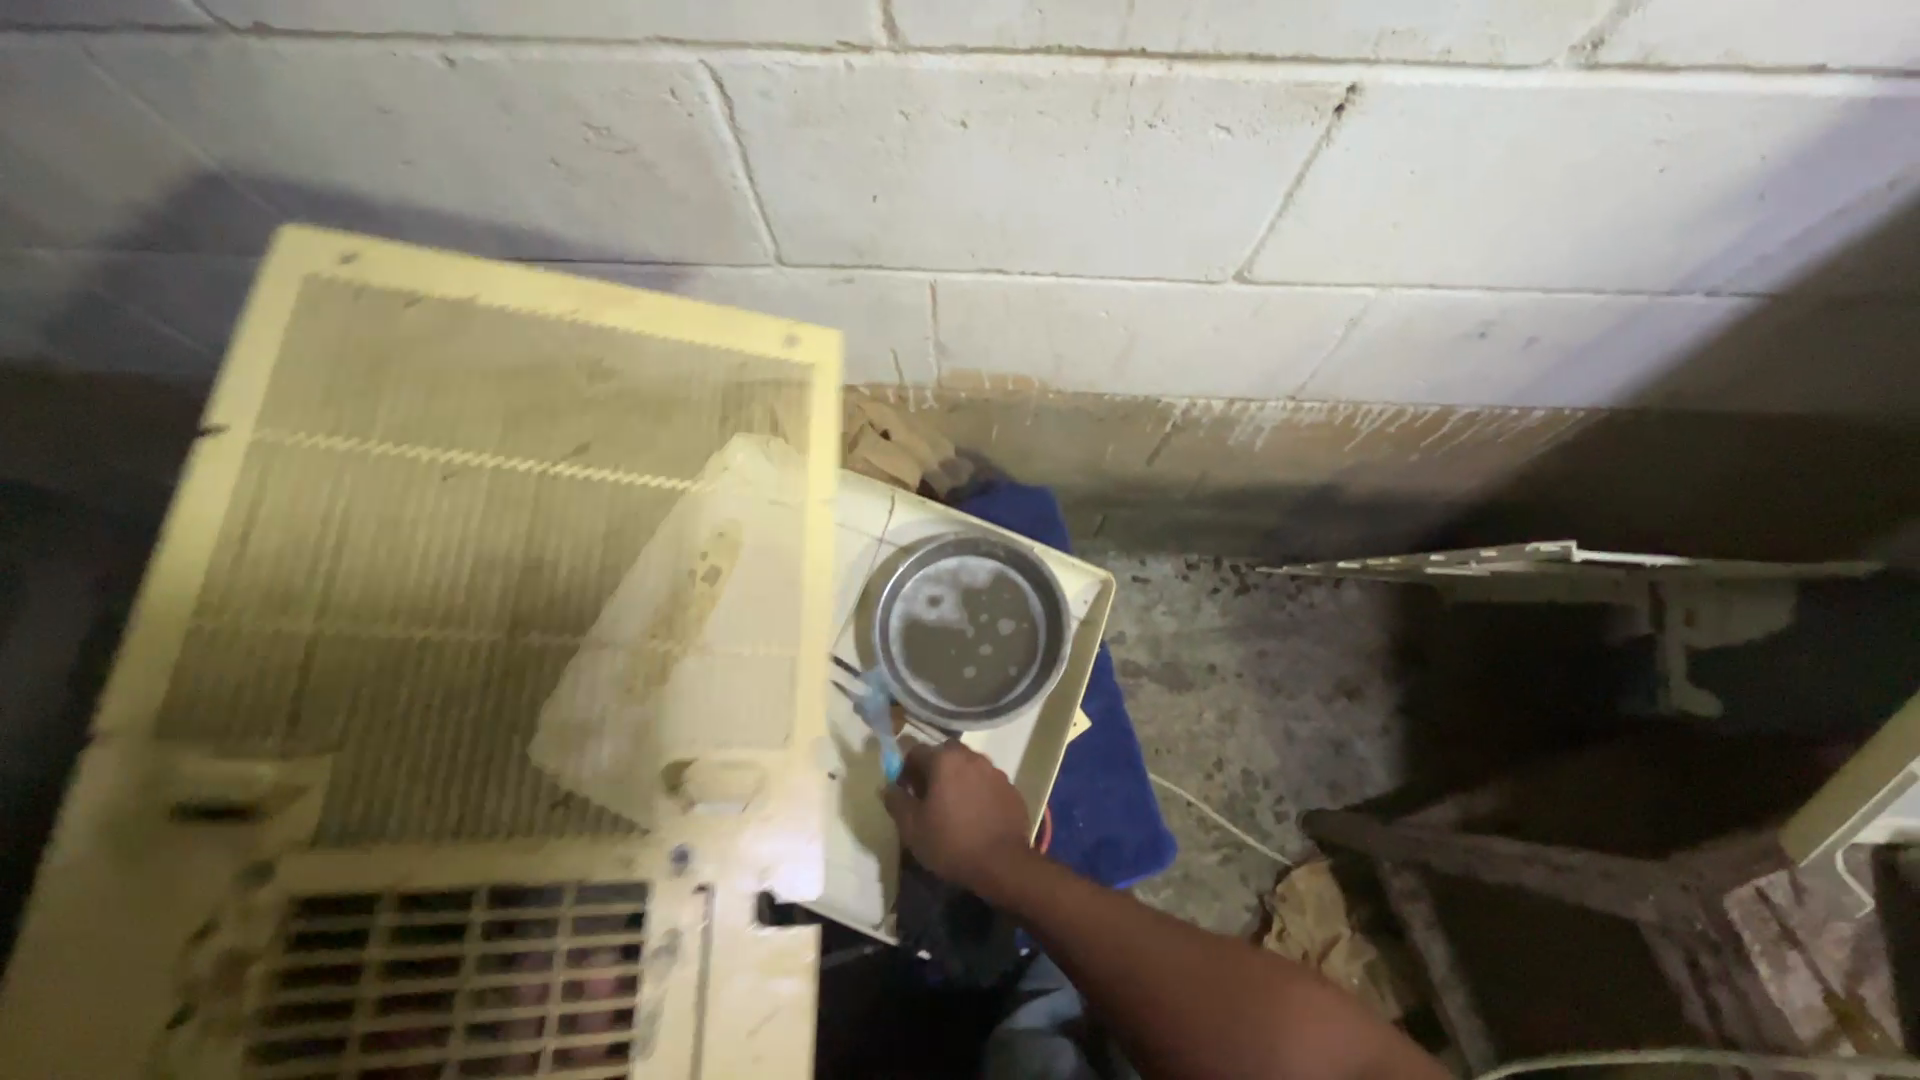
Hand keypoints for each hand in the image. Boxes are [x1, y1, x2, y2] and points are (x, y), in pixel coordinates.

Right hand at [882, 740, 1033, 891]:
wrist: (1003, 864)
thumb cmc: (951, 843)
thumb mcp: (912, 827)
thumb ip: (896, 801)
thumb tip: (888, 787)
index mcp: (944, 760)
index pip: (916, 751)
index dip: (905, 770)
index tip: (904, 791)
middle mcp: (972, 757)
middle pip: (945, 754)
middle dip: (933, 769)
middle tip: (928, 796)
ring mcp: (995, 771)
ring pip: (969, 766)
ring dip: (957, 779)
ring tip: (953, 807)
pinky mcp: (1011, 789)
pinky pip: (987, 783)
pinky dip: (978, 791)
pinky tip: (975, 816)